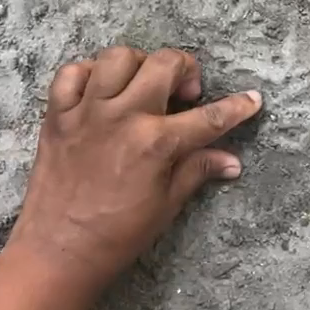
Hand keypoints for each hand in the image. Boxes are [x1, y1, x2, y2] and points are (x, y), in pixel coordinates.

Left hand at [12, 47, 261, 288]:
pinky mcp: (58, 115)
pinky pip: (71, 73)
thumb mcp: (167, 204)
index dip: (237, 106)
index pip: (209, 117)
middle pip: (164, 63)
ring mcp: (86, 112)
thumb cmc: (117, 234)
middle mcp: (122, 118)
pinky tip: (102, 92)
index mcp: (155, 143)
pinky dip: (89, 74)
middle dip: (185, 70)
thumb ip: (198, 170)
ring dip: (139, 65)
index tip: (252, 99)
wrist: (57, 252)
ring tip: (144, 86)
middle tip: (186, 95)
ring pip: (118, 57)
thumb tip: (233, 161)